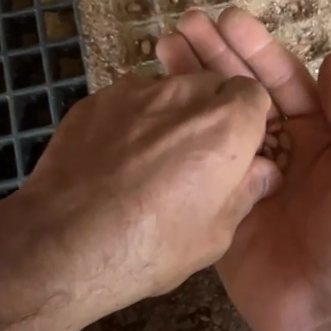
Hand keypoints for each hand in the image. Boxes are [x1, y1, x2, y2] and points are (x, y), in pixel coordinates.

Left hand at [0, 66, 276, 330]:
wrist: (65, 238)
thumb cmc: (151, 245)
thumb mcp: (214, 235)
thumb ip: (244, 192)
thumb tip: (264, 170)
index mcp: (225, 124)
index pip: (254, 93)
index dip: (248, 120)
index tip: (238, 147)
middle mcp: (183, 93)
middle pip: (210, 84)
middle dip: (210, 111)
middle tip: (196, 153)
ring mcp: (135, 89)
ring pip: (167, 89)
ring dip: (170, 112)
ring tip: (150, 157)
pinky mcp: (97, 97)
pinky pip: (128, 99)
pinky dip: (131, 119)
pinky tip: (115, 157)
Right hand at [162, 8, 330, 330]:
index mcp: (324, 136)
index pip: (285, 81)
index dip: (257, 49)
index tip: (227, 20)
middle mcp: (285, 147)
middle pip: (245, 91)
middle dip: (217, 55)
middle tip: (184, 24)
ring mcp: (250, 175)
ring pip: (220, 119)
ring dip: (195, 82)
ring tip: (163, 47)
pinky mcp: (223, 206)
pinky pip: (203, 162)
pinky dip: (183, 132)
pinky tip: (160, 105)